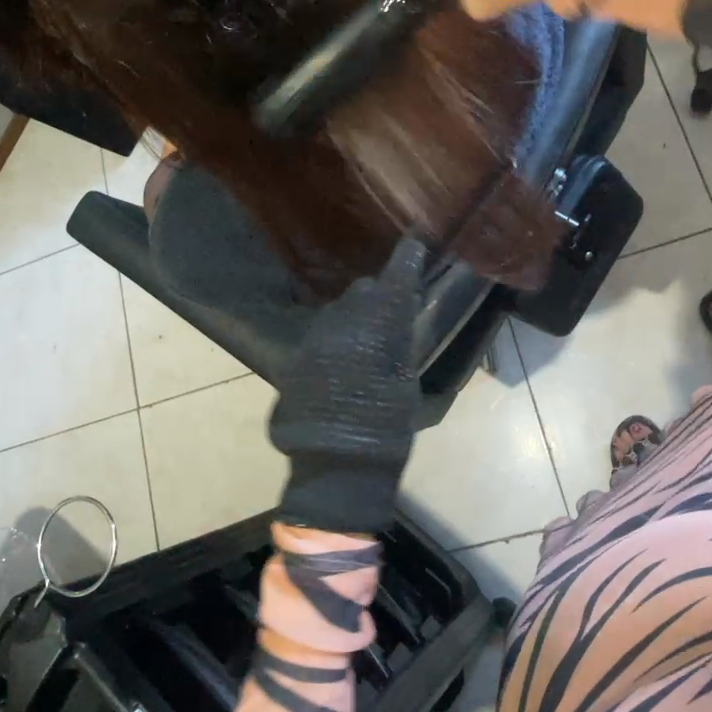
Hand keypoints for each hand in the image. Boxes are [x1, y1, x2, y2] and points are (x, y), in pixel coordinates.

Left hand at [269, 239, 428, 534]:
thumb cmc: (385, 429)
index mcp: (376, 326)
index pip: (394, 279)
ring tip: (367, 340)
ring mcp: (314, 339)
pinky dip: (336, 339)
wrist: (336, 467)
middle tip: (392, 313)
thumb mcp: (405, 382)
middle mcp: (341, 323)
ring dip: (354, 317)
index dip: (406, 259)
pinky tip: (344, 359)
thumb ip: (401, 344)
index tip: (414, 244)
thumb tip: (402, 319)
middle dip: (378, 296)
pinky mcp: (297, 357)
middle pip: (362, 292)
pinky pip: (322, 335)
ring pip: (338, 311)